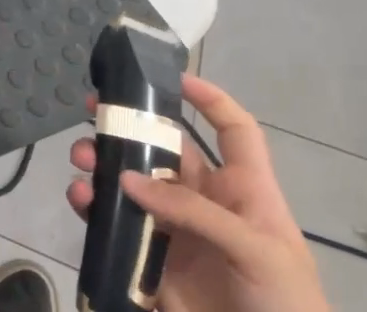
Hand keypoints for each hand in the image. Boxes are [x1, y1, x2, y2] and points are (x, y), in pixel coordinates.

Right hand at [66, 75, 330, 311]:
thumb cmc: (285, 304)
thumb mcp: (259, 253)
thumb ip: (195, 212)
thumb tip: (126, 177)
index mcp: (246, 195)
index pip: (236, 134)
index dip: (211, 101)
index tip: (171, 77)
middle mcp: (205, 202)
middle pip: (162, 148)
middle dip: (126, 126)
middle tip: (91, 110)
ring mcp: (172, 227)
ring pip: (127, 177)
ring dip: (98, 160)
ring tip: (80, 161)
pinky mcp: (144, 253)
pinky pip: (109, 216)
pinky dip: (88, 201)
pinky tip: (81, 200)